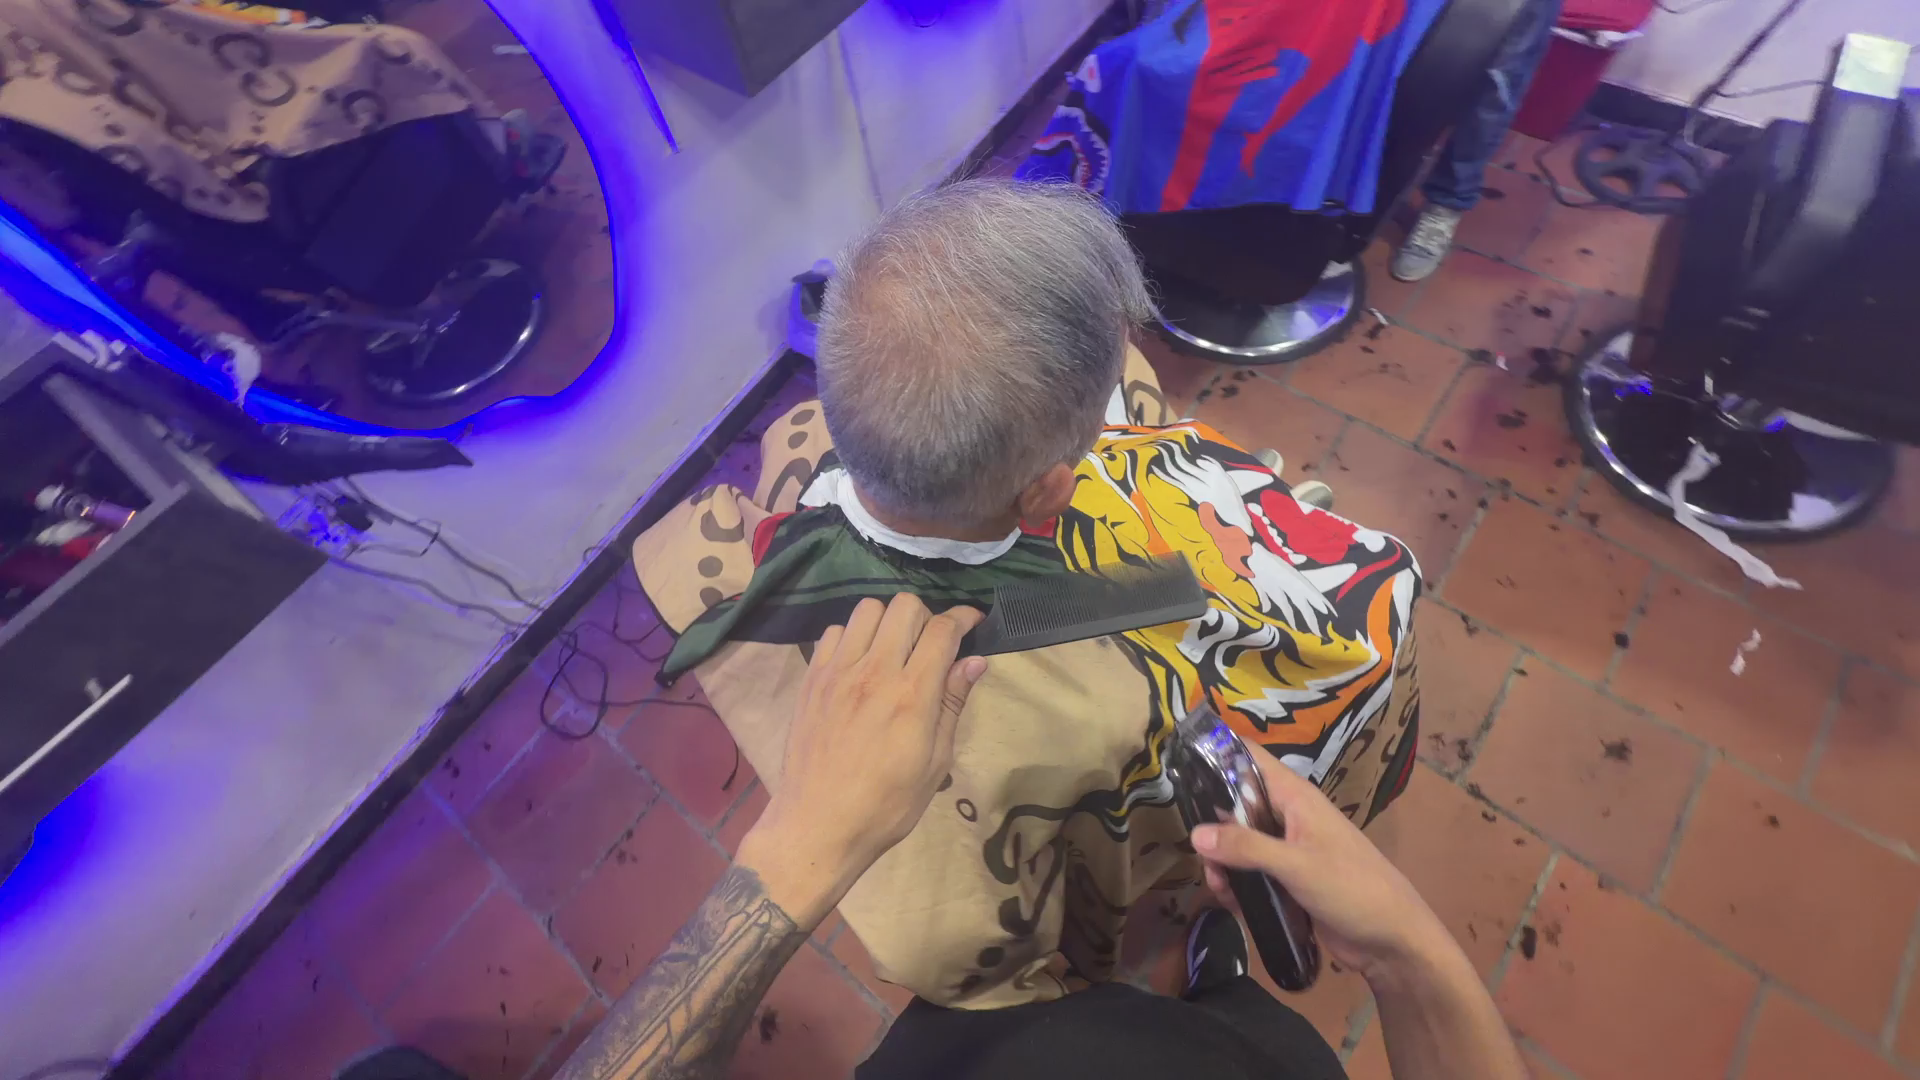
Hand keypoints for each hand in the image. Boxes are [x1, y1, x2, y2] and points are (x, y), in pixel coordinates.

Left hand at [737, 594, 987, 925]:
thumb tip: (975, 661)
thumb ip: (951, 704)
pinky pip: (835, 631)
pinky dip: (853, 637)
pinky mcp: (812, 678)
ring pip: (867, 609)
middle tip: (930, 645)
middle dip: (926, 617)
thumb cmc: (886, 805)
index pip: (942, 630)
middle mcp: (874, 671)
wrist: (816, 826)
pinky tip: (859, 664)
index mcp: (911, 695)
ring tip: (893, 649)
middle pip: (905, 606)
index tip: (973, 623)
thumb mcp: (935, 763)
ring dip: (888, 621)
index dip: (964, 618)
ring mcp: (838, 671)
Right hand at [1190, 754, 1457, 988]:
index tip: (1181, 757)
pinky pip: (1250, 869)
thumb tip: (1196, 834)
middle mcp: (1287, 814)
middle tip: (1202, 855)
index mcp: (1294, 796)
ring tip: (1220, 890)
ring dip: (1223, 862)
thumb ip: (1246, 847)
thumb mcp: (1296, 865)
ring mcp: (1287, 846)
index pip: (1248, 756)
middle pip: (1235, 803)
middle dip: (1213, 826)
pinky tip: (1234, 904)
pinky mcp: (1288, 876)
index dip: (1217, 749)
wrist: (1395, 944)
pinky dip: (1237, 882)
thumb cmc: (1353, 888)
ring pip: (1239, 841)